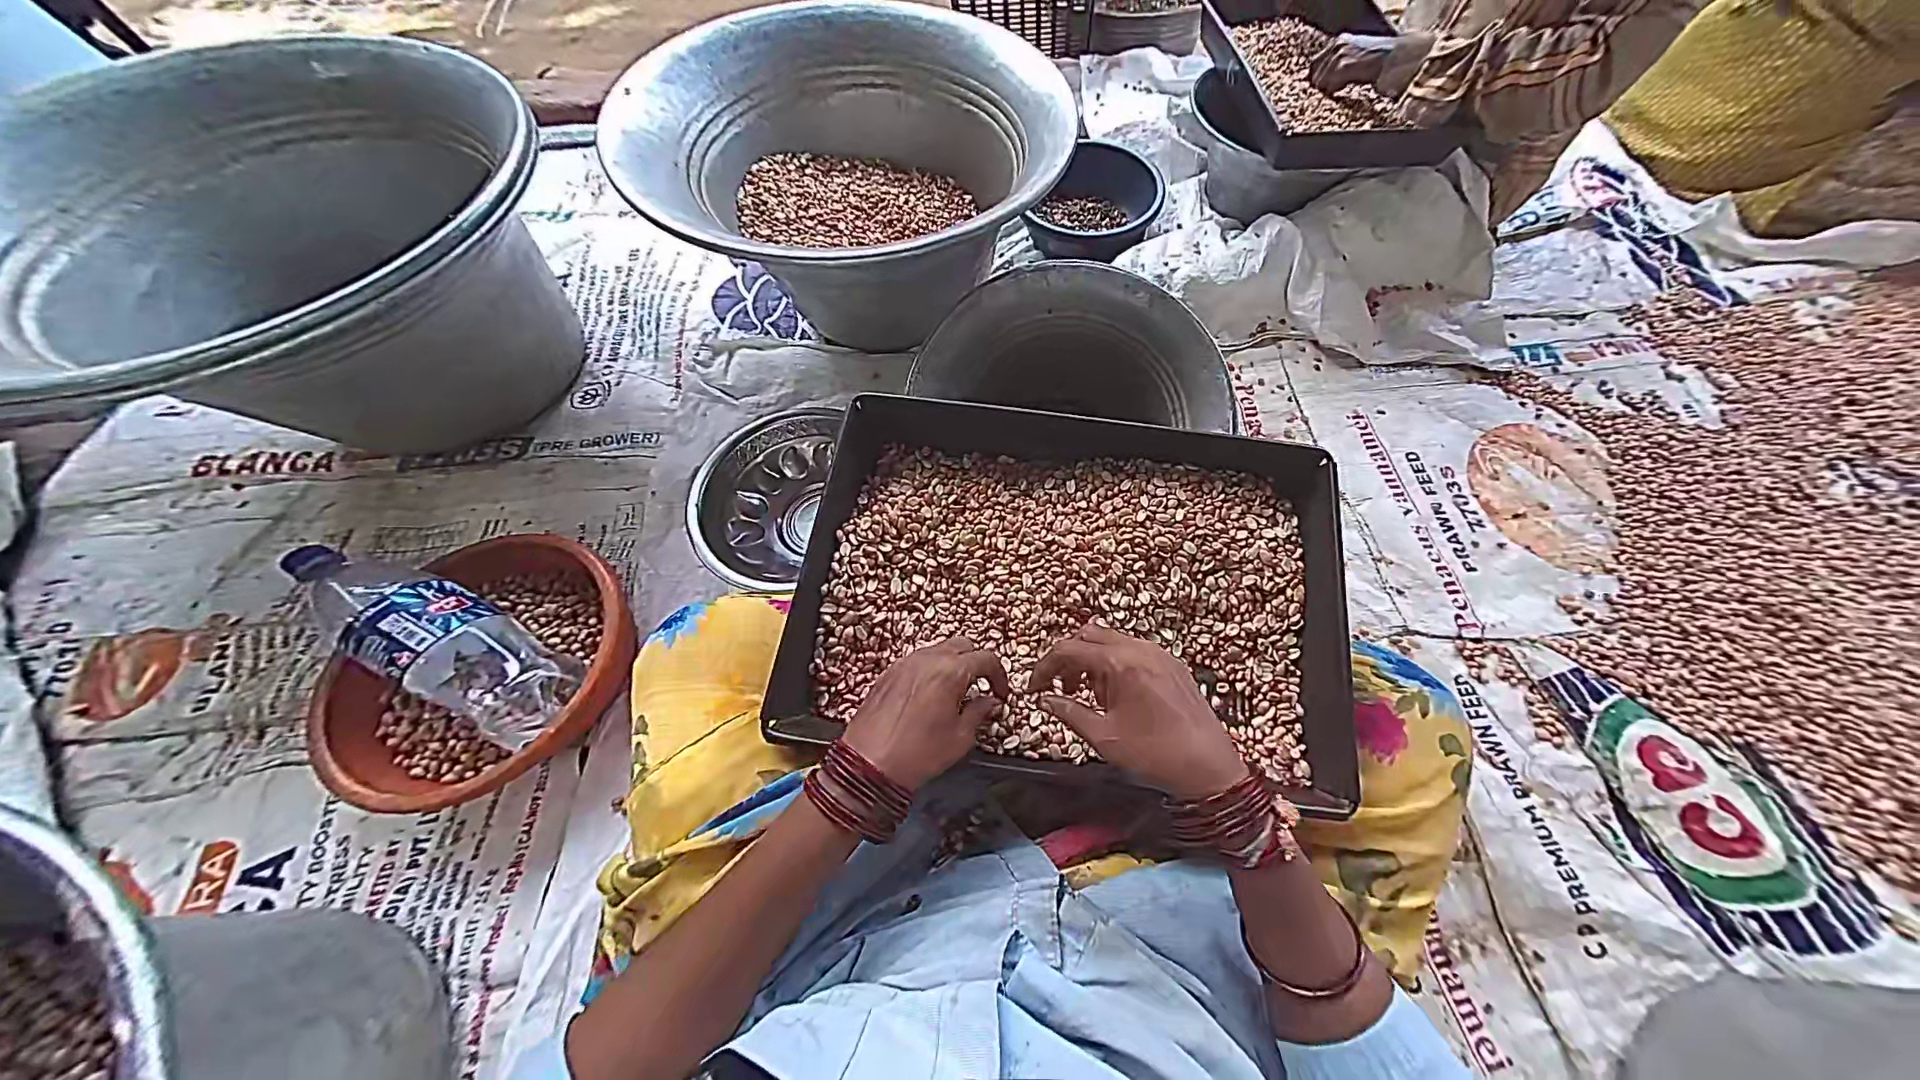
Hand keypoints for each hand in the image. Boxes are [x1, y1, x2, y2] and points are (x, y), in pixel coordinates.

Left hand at [840, 636, 1009, 789]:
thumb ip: (979, 712)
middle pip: (962, 645)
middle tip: (982, 686)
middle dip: (976, 663)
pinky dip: (930, 670)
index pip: (985, 658)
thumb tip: (989, 702)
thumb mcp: (960, 737)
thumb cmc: (916, 754)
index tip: (1000, 693)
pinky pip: (917, 662)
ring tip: (956, 692)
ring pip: (938, 650)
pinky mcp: (888, 673)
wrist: (868, 764)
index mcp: (950, 671)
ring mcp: (904, 664)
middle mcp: (926, 659)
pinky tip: (931, 695)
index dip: (999, 675)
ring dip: (953, 664)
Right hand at [1029, 623, 1247, 798]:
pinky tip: (1118, 696)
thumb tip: (1046, 700)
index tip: (1035, 687)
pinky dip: (1116, 664)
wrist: (1211, 769)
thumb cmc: (1157, 754)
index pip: (1068, 650)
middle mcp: (1140, 649)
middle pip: (1089, 636)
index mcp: (1121, 663)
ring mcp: (1160, 655)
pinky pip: (1134, 651)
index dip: (1044, 668)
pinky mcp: (1173, 665)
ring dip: (1092, 661)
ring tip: (1092, 697)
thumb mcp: (1103, 737)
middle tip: (1061, 688)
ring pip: (1112, 641)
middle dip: (1069, 659)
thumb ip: (1069, 712)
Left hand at [1309, 32, 1396, 93]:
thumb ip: (1339, 64)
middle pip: (1315, 76)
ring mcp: (1339, 55)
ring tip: (1343, 89)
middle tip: (1334, 90)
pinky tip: (1345, 90)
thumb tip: (1323, 82)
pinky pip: (1330, 87)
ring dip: (1329, 90)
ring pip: (1320, 83)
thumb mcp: (1355, 57)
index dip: (1317, 79)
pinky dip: (1336, 92)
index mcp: (1339, 41)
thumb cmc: (1380, 60)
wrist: (1398, 57)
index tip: (1324, 87)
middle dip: (1322, 86)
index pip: (1314, 64)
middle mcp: (1337, 45)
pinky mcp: (1343, 66)